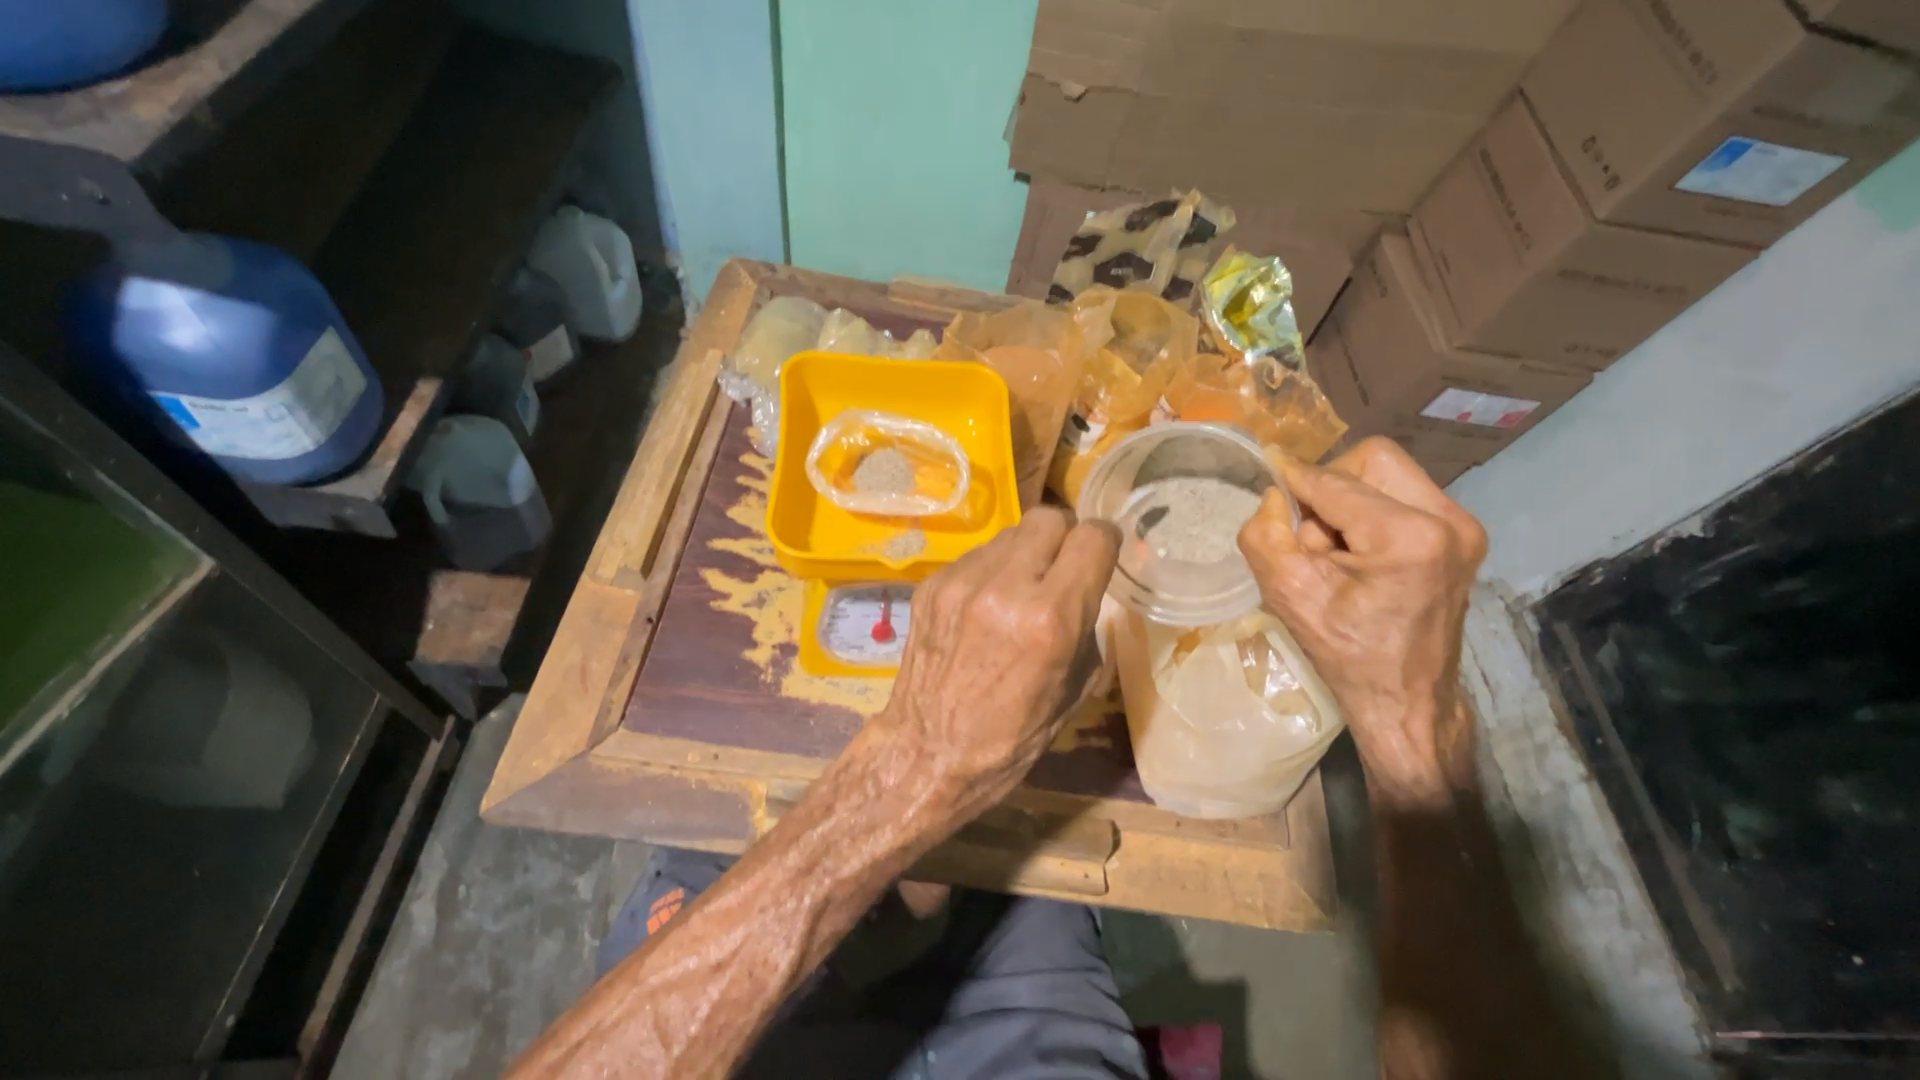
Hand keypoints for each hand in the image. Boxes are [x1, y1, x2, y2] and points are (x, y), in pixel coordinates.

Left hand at [873, 507, 1119, 824]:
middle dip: (1065, 537)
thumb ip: (1088, 623)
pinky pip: (978, 555)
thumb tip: (1090, 586)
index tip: (1103, 556)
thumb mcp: (1077, 687)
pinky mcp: (932, 584)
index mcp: (1050, 618)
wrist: (929, 752)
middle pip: (1051, 517)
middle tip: (1063, 567)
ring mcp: (962, 582)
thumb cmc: (1013, 736)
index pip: (1093, 537)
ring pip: (1012, 532)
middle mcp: (1005, 588)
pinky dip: (992, 571)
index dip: (1105, 543)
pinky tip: (986, 606)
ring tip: (1022, 589)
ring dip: (1027, 552)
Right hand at [1237, 437, 1486, 802]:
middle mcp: (1449, 520)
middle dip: (1330, 486)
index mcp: (1410, 536)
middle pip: (1373, 459)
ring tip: (1337, 549)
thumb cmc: (1346, 654)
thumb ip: (1266, 534)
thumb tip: (1276, 493)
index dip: (1294, 479)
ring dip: (1350, 499)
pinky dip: (1371, 512)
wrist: (1407, 700)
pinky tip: (1359, 553)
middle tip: (1312, 534)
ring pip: (1389, 474)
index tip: (1266, 471)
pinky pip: (1404, 495)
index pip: (1335, 481)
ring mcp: (1464, 526)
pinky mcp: (1463, 536)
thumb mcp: (1289, 595)